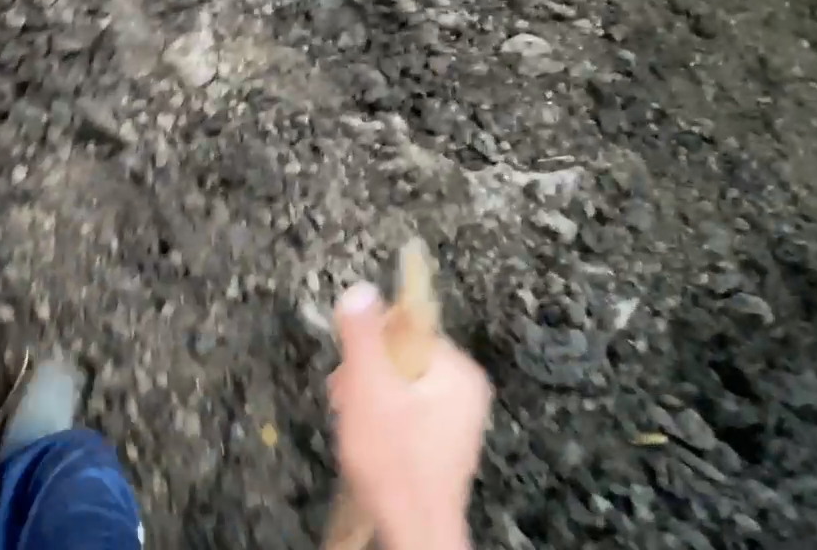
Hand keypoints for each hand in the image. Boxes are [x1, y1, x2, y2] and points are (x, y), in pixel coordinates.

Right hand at [328, 283, 491, 549]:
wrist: (411, 528)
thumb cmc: (395, 462)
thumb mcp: (369, 387)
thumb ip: (364, 336)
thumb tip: (361, 290)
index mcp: (458, 372)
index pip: (403, 327)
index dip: (370, 345)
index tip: (356, 371)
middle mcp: (463, 389)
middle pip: (395, 353)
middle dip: (364, 374)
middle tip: (354, 401)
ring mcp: (451, 413)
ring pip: (392, 379)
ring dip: (366, 395)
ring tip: (359, 424)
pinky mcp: (436, 434)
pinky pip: (398, 403)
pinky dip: (377, 414)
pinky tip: (368, 436)